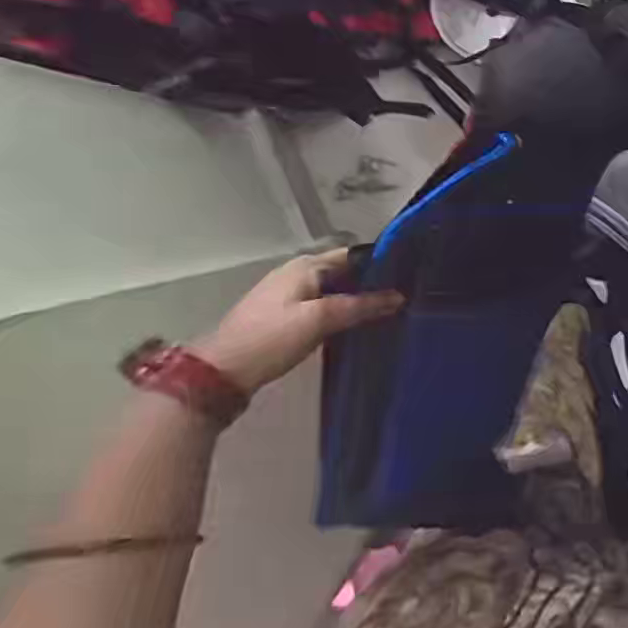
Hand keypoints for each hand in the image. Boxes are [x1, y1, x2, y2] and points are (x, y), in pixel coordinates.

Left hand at [190, 249, 404, 394]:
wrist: (220, 373)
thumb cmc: (272, 338)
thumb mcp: (320, 319)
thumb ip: (361, 306)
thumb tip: (398, 297)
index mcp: (306, 265)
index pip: (353, 254)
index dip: (380, 262)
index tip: (406, 276)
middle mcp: (297, 273)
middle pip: (344, 271)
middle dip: (372, 282)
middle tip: (402, 297)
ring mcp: (289, 294)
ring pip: (334, 289)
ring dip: (357, 298)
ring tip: (386, 311)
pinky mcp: (284, 316)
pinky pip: (323, 304)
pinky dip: (341, 310)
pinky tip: (356, 325)